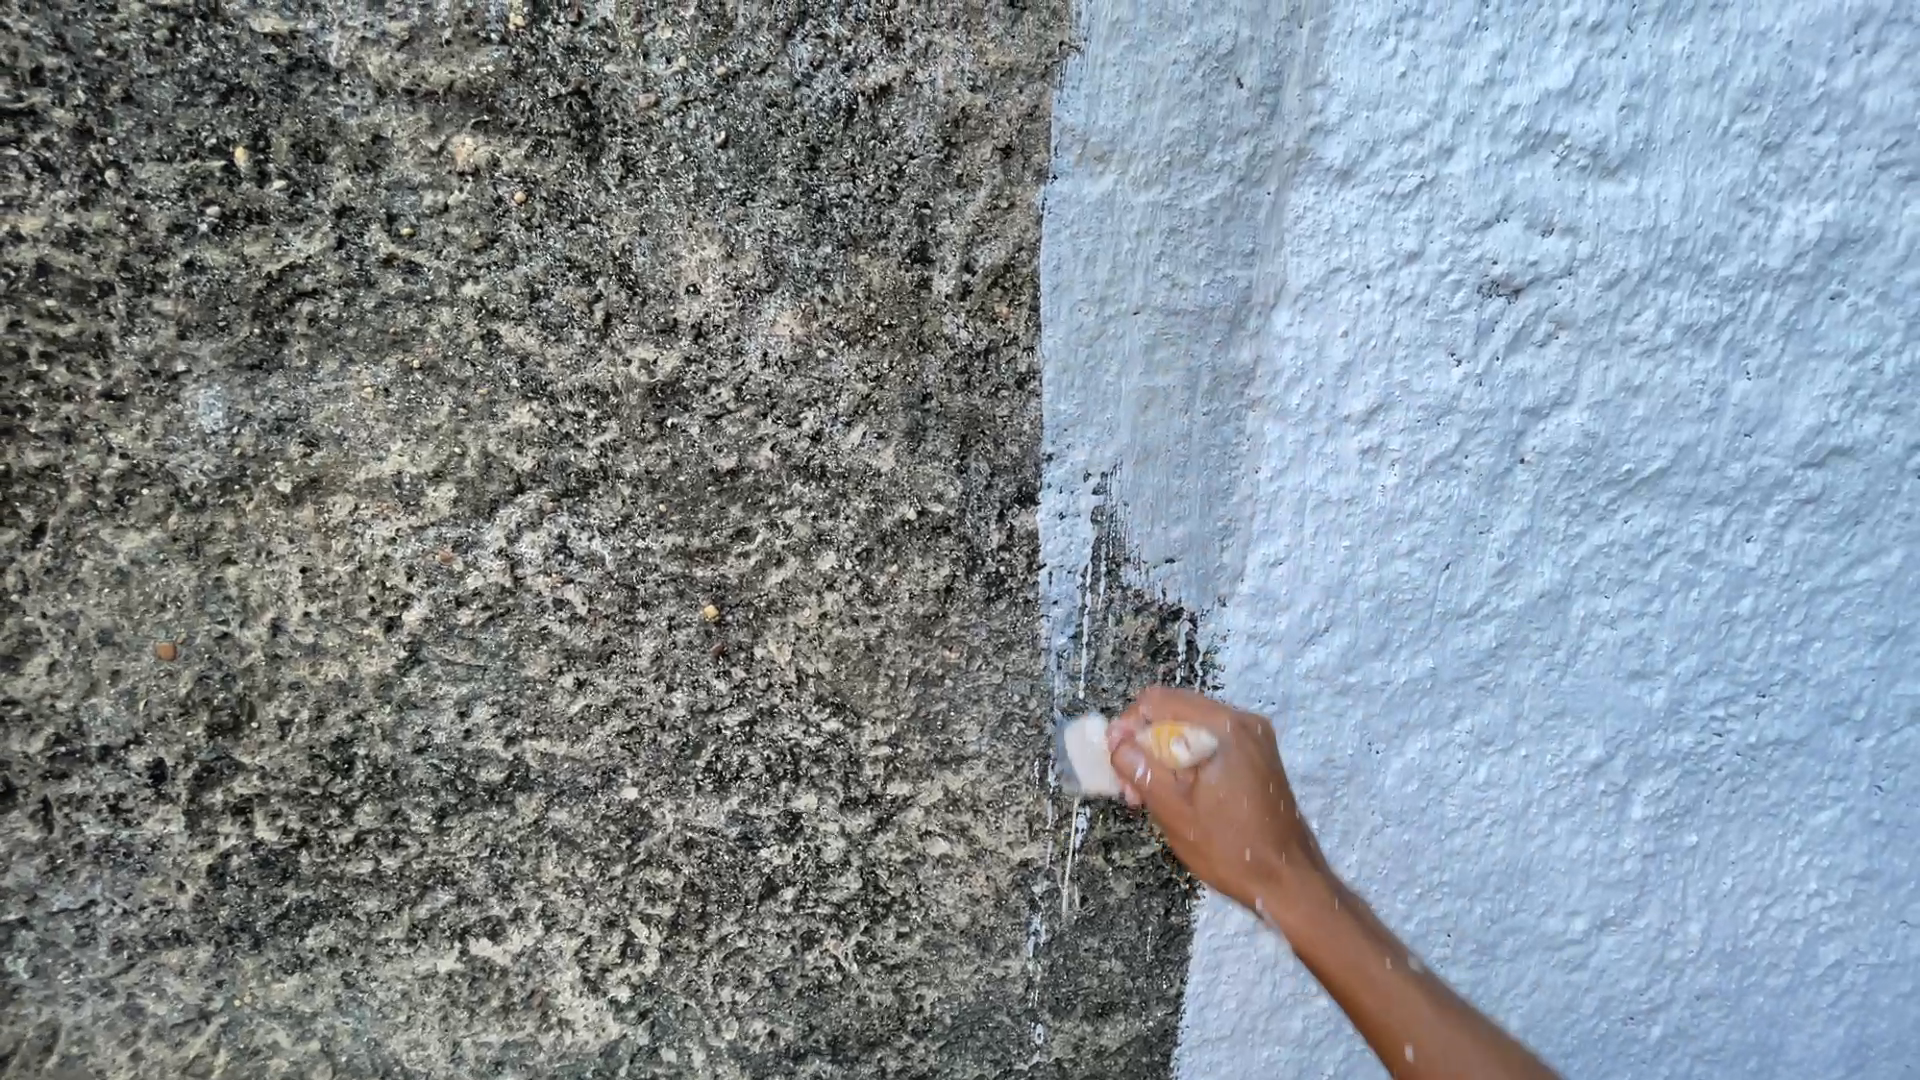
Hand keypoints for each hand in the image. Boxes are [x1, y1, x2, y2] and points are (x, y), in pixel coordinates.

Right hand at [1107, 686, 1329, 916]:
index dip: (1128, 725)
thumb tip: (1116, 742)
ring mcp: (1254, 736)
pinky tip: (1177, 790)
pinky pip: (1208, 740)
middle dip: (1144, 741)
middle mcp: (1242, 721)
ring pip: (1189, 725)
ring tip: (1148, 792)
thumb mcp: (1174, 811)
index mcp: (1223, 728)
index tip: (1116, 758)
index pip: (1157, 701)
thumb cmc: (1230, 849)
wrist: (1291, 883)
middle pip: (1174, 710)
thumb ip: (1140, 768)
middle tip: (1130, 783)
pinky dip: (1186, 757)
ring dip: (1162, 752)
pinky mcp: (1257, 754)